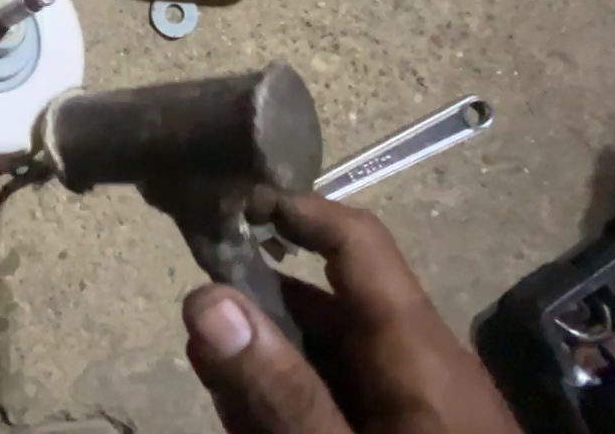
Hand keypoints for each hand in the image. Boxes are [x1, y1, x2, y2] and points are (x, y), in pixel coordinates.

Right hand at [182, 194, 520, 433]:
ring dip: (259, 365)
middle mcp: (414, 367)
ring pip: (314, 355)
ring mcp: (407, 410)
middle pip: (317, 302)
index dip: (292, 209)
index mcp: (418, 353)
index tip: (219, 202)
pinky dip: (281, 406)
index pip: (355, 241)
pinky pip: (329, 401)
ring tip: (219, 393)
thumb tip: (202, 295)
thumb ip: (278, 391)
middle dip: (251, 310)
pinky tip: (249, 425)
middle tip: (196, 336)